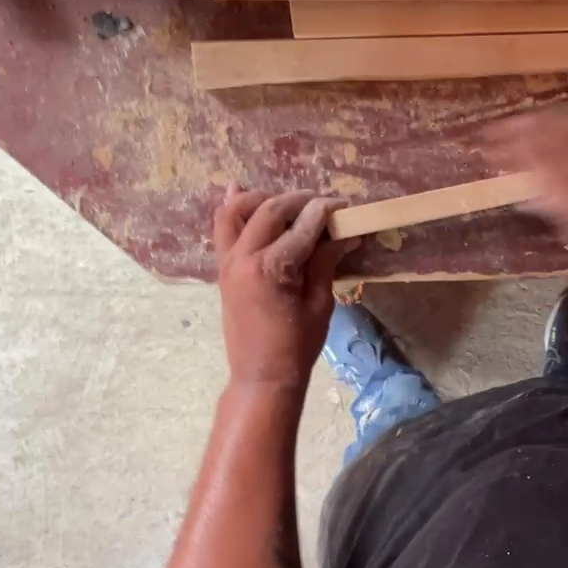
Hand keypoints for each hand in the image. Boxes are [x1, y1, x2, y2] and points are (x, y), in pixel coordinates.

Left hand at [213, 186, 356, 387]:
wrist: (262, 375)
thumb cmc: (297, 346)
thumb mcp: (320, 304)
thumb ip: (326, 263)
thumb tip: (344, 234)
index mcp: (272, 268)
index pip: (303, 226)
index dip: (326, 211)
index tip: (345, 205)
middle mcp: (243, 258)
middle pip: (270, 210)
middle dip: (299, 200)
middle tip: (324, 204)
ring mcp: (228, 261)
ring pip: (236, 210)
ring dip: (263, 199)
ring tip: (288, 205)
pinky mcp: (223, 268)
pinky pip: (222, 228)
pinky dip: (232, 208)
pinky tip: (239, 191)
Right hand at [488, 101, 567, 285]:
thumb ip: (559, 214)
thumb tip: (528, 189)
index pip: (545, 164)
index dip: (516, 153)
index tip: (492, 148)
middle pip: (559, 138)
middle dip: (525, 130)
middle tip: (500, 128)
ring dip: (549, 119)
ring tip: (524, 118)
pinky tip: (565, 115)